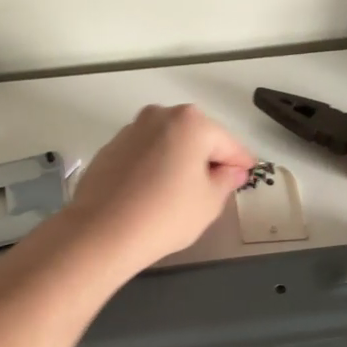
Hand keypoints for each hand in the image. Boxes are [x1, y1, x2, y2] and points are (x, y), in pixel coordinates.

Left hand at [65, 105, 254, 268]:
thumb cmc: (166, 215)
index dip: (240, 163)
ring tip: (180, 194)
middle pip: (196, 136)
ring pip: (167, 143)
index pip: (228, 144)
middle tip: (213, 188)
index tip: (245, 175)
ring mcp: (131, 129)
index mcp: (192, 122)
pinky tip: (152, 193)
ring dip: (178, 161)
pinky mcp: (109, 148)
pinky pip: (143, 154)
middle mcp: (160, 115)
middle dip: (207, 159)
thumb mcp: (209, 202)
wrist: (102, 231)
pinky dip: (152, 167)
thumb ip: (226, 180)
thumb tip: (231, 171)